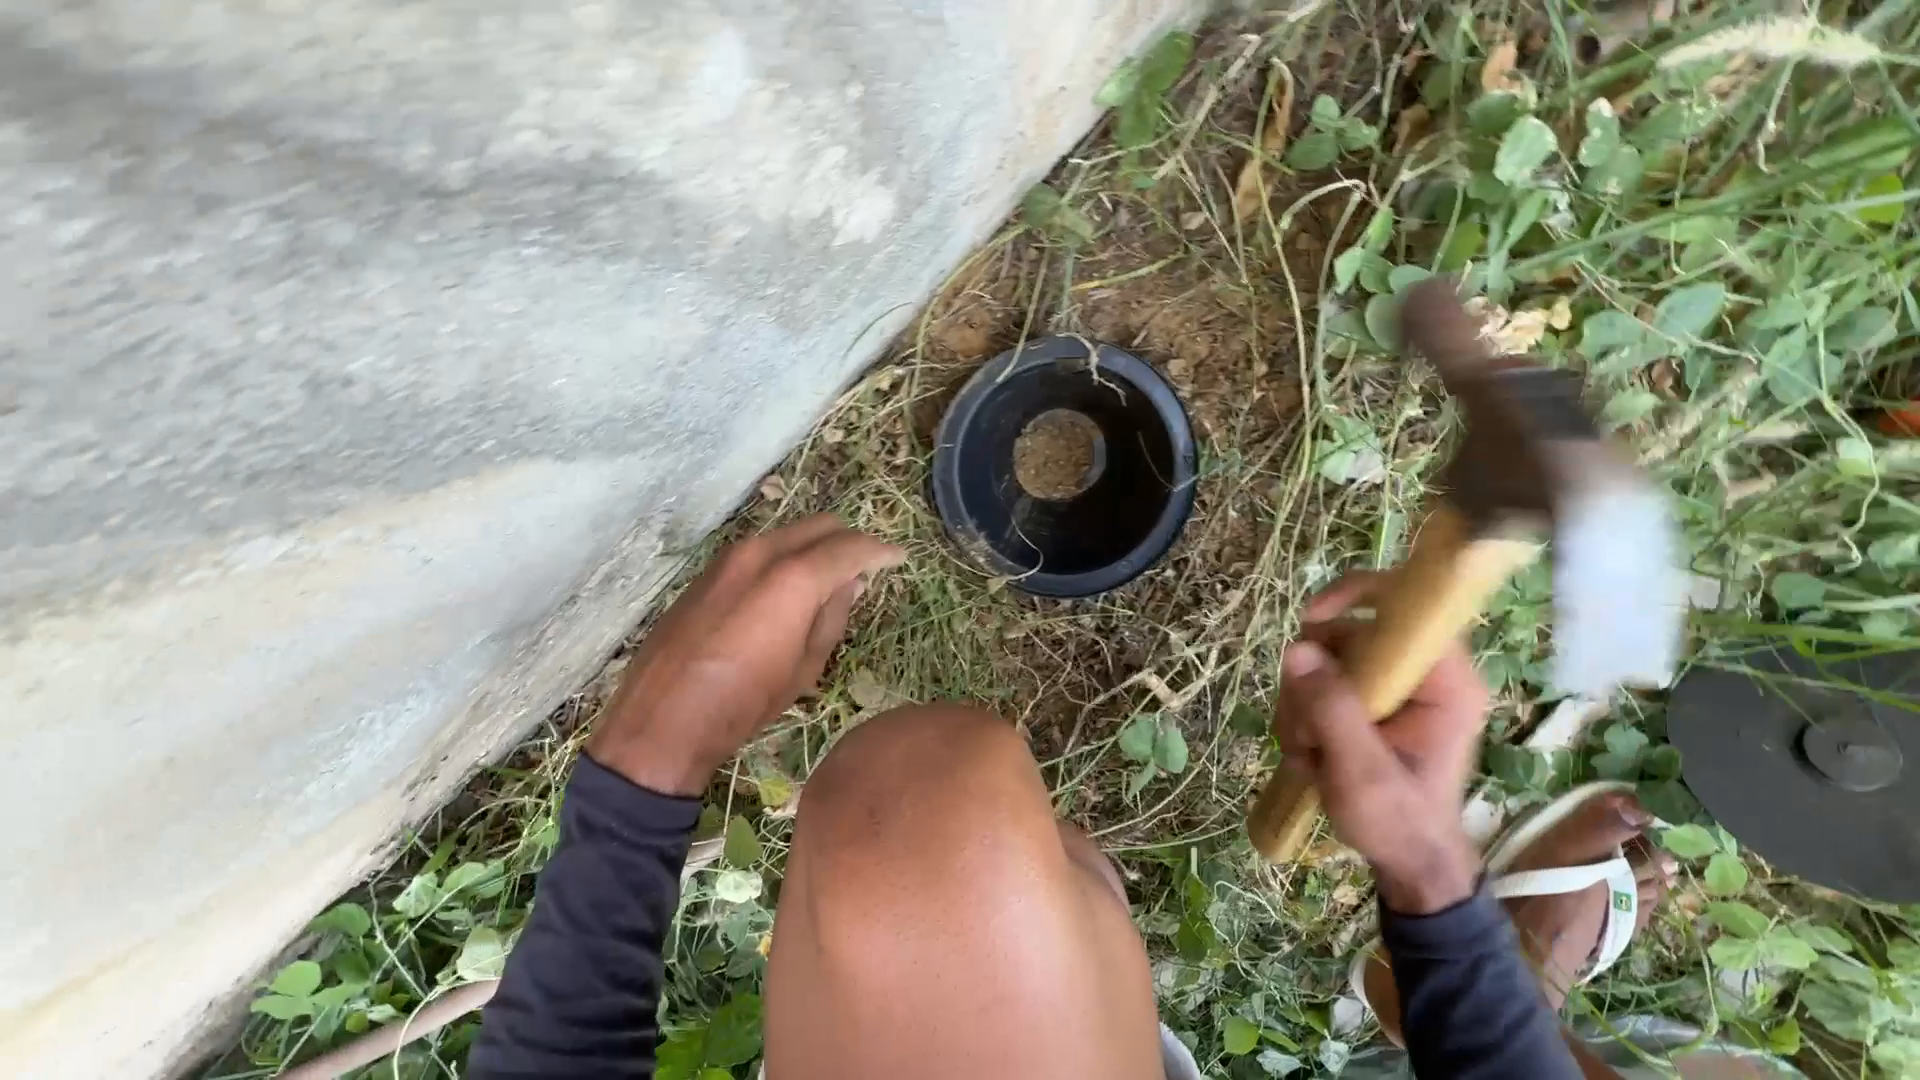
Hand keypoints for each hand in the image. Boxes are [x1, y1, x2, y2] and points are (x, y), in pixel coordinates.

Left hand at [587, 515, 903, 795]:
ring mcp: (729, 557)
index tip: (899, 558)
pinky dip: (787, 557)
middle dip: (850, 540)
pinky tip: (790, 588)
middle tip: (867, 568)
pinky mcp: (708, 571)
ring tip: (831, 580)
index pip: (851, 547)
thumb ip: (833, 615)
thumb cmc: (745, 702)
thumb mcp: (805, 666)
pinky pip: (762, 549)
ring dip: (817, 546)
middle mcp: (761, 552)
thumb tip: (851, 583)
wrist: (662, 720)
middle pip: (821, 526)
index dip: (881, 552)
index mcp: (793, 576)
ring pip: (789, 533)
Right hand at [1271, 572, 1489, 913]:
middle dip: (1314, 679)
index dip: (1358, 596)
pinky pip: (1318, 683)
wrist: (1405, 864)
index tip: (1311, 619)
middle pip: (1350, 634)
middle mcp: (1419, 675)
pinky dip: (1302, 714)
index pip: (1407, 607)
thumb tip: (1297, 648)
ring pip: (1324, 661)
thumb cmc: (1397, 820)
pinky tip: (1310, 753)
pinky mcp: (1367, 703)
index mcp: (1445, 682)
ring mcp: (1390, 688)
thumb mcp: (1361, 770)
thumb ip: (1331, 709)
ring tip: (1309, 754)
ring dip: (1302, 704)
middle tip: (1305, 730)